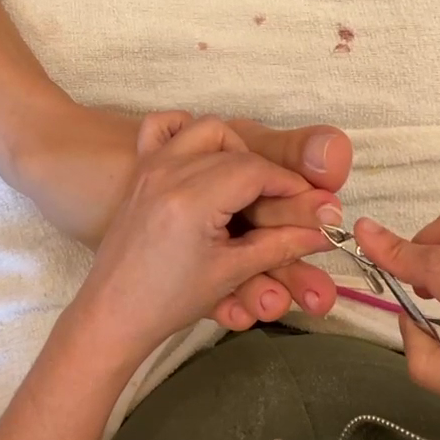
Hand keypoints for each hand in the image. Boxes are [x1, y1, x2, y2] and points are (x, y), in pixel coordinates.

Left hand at [66, 115, 332, 358]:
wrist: (114, 311)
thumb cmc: (171, 300)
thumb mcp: (231, 274)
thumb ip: (280, 246)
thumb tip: (325, 229)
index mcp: (192, 198)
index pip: (255, 170)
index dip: (290, 185)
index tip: (311, 205)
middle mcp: (169, 171)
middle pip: (236, 149)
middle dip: (267, 173)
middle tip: (283, 204)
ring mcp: (150, 166)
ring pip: (203, 129)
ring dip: (233, 147)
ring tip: (245, 183)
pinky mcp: (139, 170)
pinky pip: (160, 127)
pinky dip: (185, 130)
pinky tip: (203, 158)